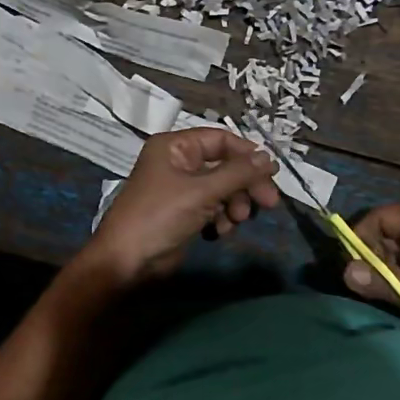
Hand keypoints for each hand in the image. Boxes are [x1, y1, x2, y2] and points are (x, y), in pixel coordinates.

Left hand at [81, 127, 280, 280]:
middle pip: (225, 164)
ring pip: (222, 187)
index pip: (220, 140)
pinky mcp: (184, 211)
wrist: (127, 259)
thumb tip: (269, 158)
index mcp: (175, 146)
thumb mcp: (202, 191)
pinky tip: (221, 230)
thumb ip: (237, 174)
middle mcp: (178, 162)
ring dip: (235, 203)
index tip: (271, 174)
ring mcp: (181, 188)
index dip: (247, 155)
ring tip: (236, 220)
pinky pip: (213, 206)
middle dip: (245, 184)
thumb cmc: (160, 215)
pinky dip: (222, 216)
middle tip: (268, 203)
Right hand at [341, 205, 399, 358]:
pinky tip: (396, 299)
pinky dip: (399, 280)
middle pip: (391, 232)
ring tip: (378, 293)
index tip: (351, 262)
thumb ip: (388, 283)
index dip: (362, 234)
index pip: (386, 215)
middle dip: (372, 255)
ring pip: (399, 252)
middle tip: (364, 282)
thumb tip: (344, 272)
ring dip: (385, 270)